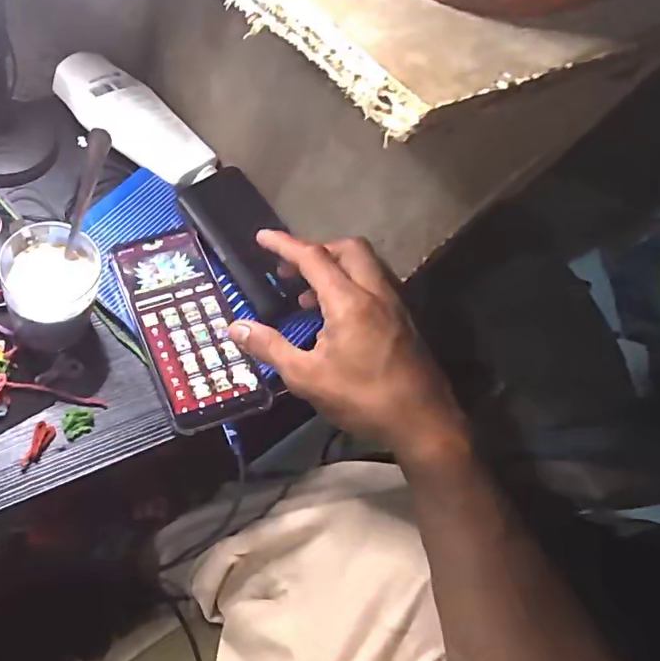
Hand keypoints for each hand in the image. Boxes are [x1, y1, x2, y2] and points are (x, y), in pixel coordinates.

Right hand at [227, 231, 467, 466]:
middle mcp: (376, 293)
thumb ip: (269, 347)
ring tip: (305, 294)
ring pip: (365, 265)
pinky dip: (348, 285)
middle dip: (315, 249)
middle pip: (348, 249)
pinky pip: (373, 285)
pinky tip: (332, 317)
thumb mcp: (306, 376)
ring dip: (333, 267)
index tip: (262, 237)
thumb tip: (235, 328)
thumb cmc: (362, 398)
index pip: (313, 258)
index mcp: (349, 302)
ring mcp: (395, 305)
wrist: (424, 423)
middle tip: (288, 268)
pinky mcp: (403, 321)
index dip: (284, 245)